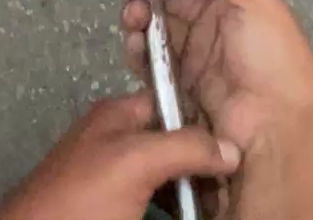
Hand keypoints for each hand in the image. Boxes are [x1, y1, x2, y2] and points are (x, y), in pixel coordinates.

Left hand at [0, 90, 239, 219]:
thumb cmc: (77, 199)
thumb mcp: (135, 162)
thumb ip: (183, 146)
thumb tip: (230, 147)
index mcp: (118, 117)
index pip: (172, 104)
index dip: (204, 121)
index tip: (236, 146)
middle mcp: (114, 143)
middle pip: (171, 145)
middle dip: (201, 163)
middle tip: (230, 186)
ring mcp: (111, 182)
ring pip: (162, 180)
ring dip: (189, 193)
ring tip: (215, 206)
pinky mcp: (109, 212)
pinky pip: (150, 205)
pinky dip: (171, 209)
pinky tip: (186, 214)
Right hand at [118, 0, 312, 219]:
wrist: (275, 130)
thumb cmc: (273, 59)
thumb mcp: (253, 1)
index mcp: (233, 2)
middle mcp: (212, 27)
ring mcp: (194, 58)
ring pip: (156, 27)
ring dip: (139, 15)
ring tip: (132, 13)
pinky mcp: (179, 87)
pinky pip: (151, 61)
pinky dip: (138, 49)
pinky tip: (135, 40)